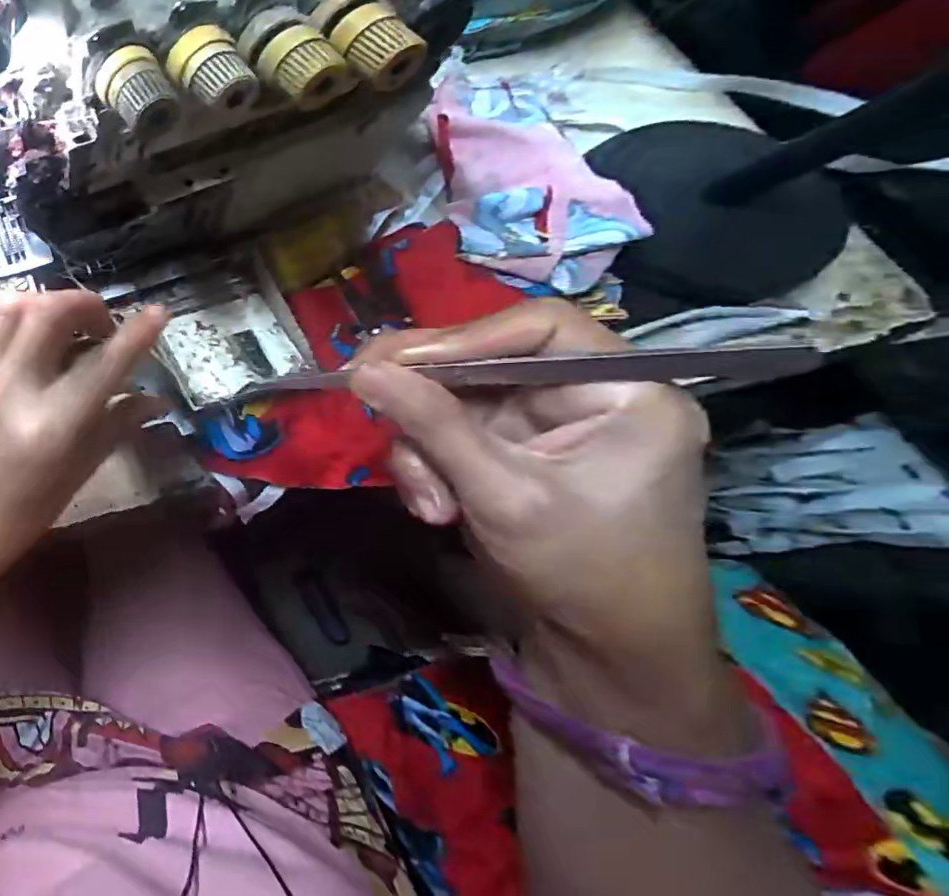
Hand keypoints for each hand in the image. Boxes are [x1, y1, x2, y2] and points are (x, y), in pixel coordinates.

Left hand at [0, 291, 168, 615]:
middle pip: (50, 314)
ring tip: (60, 320)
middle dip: (85, 305)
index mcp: (52, 424)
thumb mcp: (80, 472)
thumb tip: (157, 398)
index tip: (158, 312)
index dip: (137, 333)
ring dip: (42, 302)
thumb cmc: (26, 509)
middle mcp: (13, 389)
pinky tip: (12, 324)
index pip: (103, 364)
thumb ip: (117, 425)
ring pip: (8, 308)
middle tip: (101, 324)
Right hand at [347, 300, 733, 739]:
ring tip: (428, 501)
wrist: (603, 654)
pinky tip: (433, 508)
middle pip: (482, 362)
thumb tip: (360, 370)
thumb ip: (432, 425)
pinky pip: (445, 434)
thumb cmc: (582, 571)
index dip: (463, 337)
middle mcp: (581, 396)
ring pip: (451, 402)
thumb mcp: (502, 493)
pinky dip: (427, 466)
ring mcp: (539, 425)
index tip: (396, 362)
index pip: (539, 329)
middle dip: (424, 398)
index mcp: (623, 392)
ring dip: (422, 448)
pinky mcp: (505, 451)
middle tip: (363, 394)